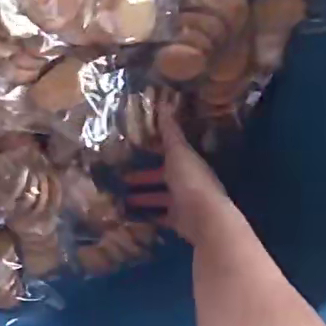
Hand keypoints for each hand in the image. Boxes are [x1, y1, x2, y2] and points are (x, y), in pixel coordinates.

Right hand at [124, 103, 235, 246]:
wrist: (204, 218)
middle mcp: (188, 182)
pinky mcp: (178, 221)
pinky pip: (159, 216)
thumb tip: (164, 104)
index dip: (153, 153)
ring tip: (120, 198)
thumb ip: (170, 133)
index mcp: (189, 164)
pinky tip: (131, 214)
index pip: (170, 155)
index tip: (134, 151)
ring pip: (159, 198)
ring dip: (142, 197)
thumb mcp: (178, 153)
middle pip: (162, 178)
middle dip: (143, 177)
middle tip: (120, 177)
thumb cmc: (191, 181)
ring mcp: (183, 203)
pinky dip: (147, 215)